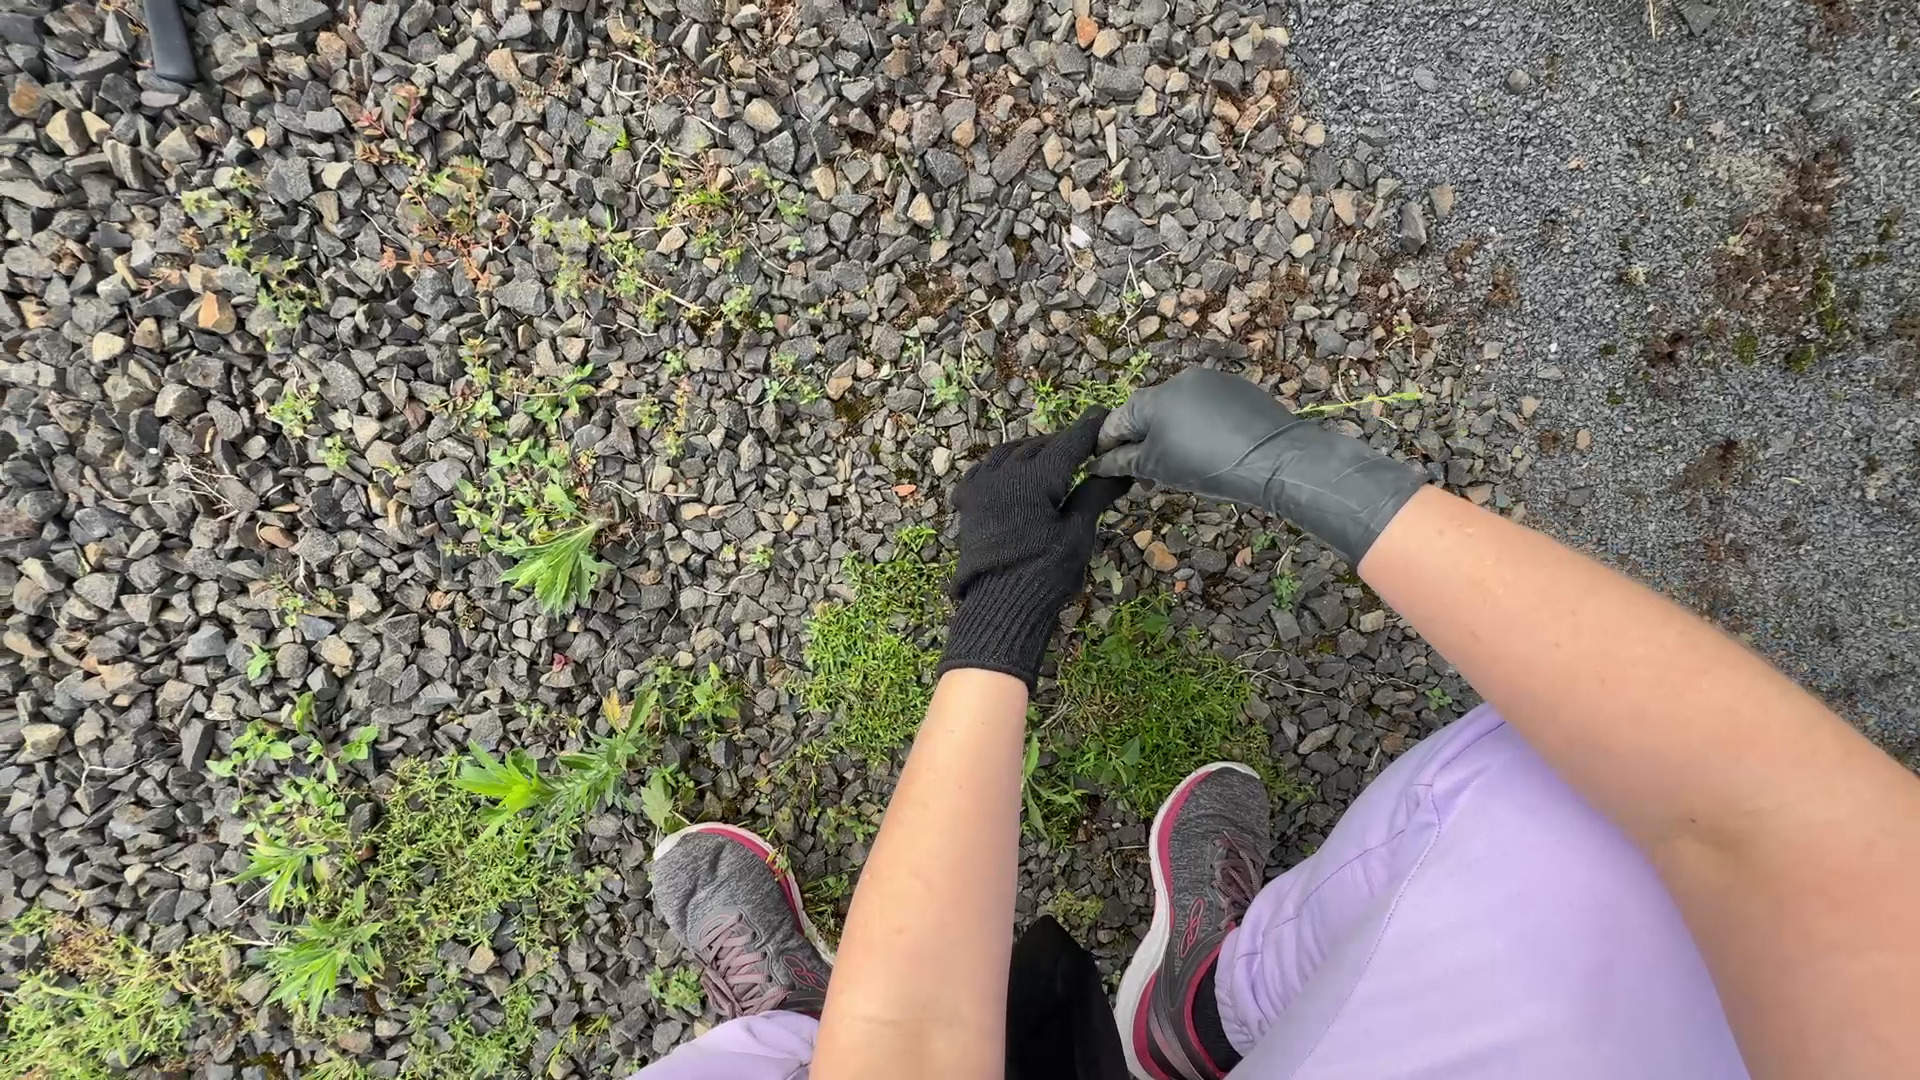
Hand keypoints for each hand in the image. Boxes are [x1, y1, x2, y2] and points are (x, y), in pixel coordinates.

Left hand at [937, 410, 1132, 690]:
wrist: (998, 606)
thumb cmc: (1044, 572)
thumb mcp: (1077, 534)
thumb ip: (1094, 495)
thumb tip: (1120, 470)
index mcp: (1035, 477)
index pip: (1068, 443)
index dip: (1088, 430)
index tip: (1104, 416)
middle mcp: (1004, 473)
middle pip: (1038, 446)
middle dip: (1061, 443)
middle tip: (1082, 447)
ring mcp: (981, 487)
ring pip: (1007, 453)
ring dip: (1029, 451)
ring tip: (1048, 457)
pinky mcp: (968, 504)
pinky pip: (981, 472)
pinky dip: (998, 466)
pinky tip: (1006, 474)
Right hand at [1090, 368, 1426, 563]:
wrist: (1275, 459)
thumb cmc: (1205, 464)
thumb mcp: (1156, 467)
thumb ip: (1122, 462)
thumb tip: (1097, 464)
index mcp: (1152, 398)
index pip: (1115, 422)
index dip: (1106, 448)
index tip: (1105, 469)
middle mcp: (1178, 380)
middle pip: (1146, 414)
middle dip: (1141, 443)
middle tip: (1146, 476)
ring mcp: (1211, 381)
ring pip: (1176, 411)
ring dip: (1169, 436)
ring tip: (1180, 466)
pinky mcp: (1238, 389)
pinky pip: (1205, 409)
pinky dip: (1197, 428)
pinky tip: (1209, 452)